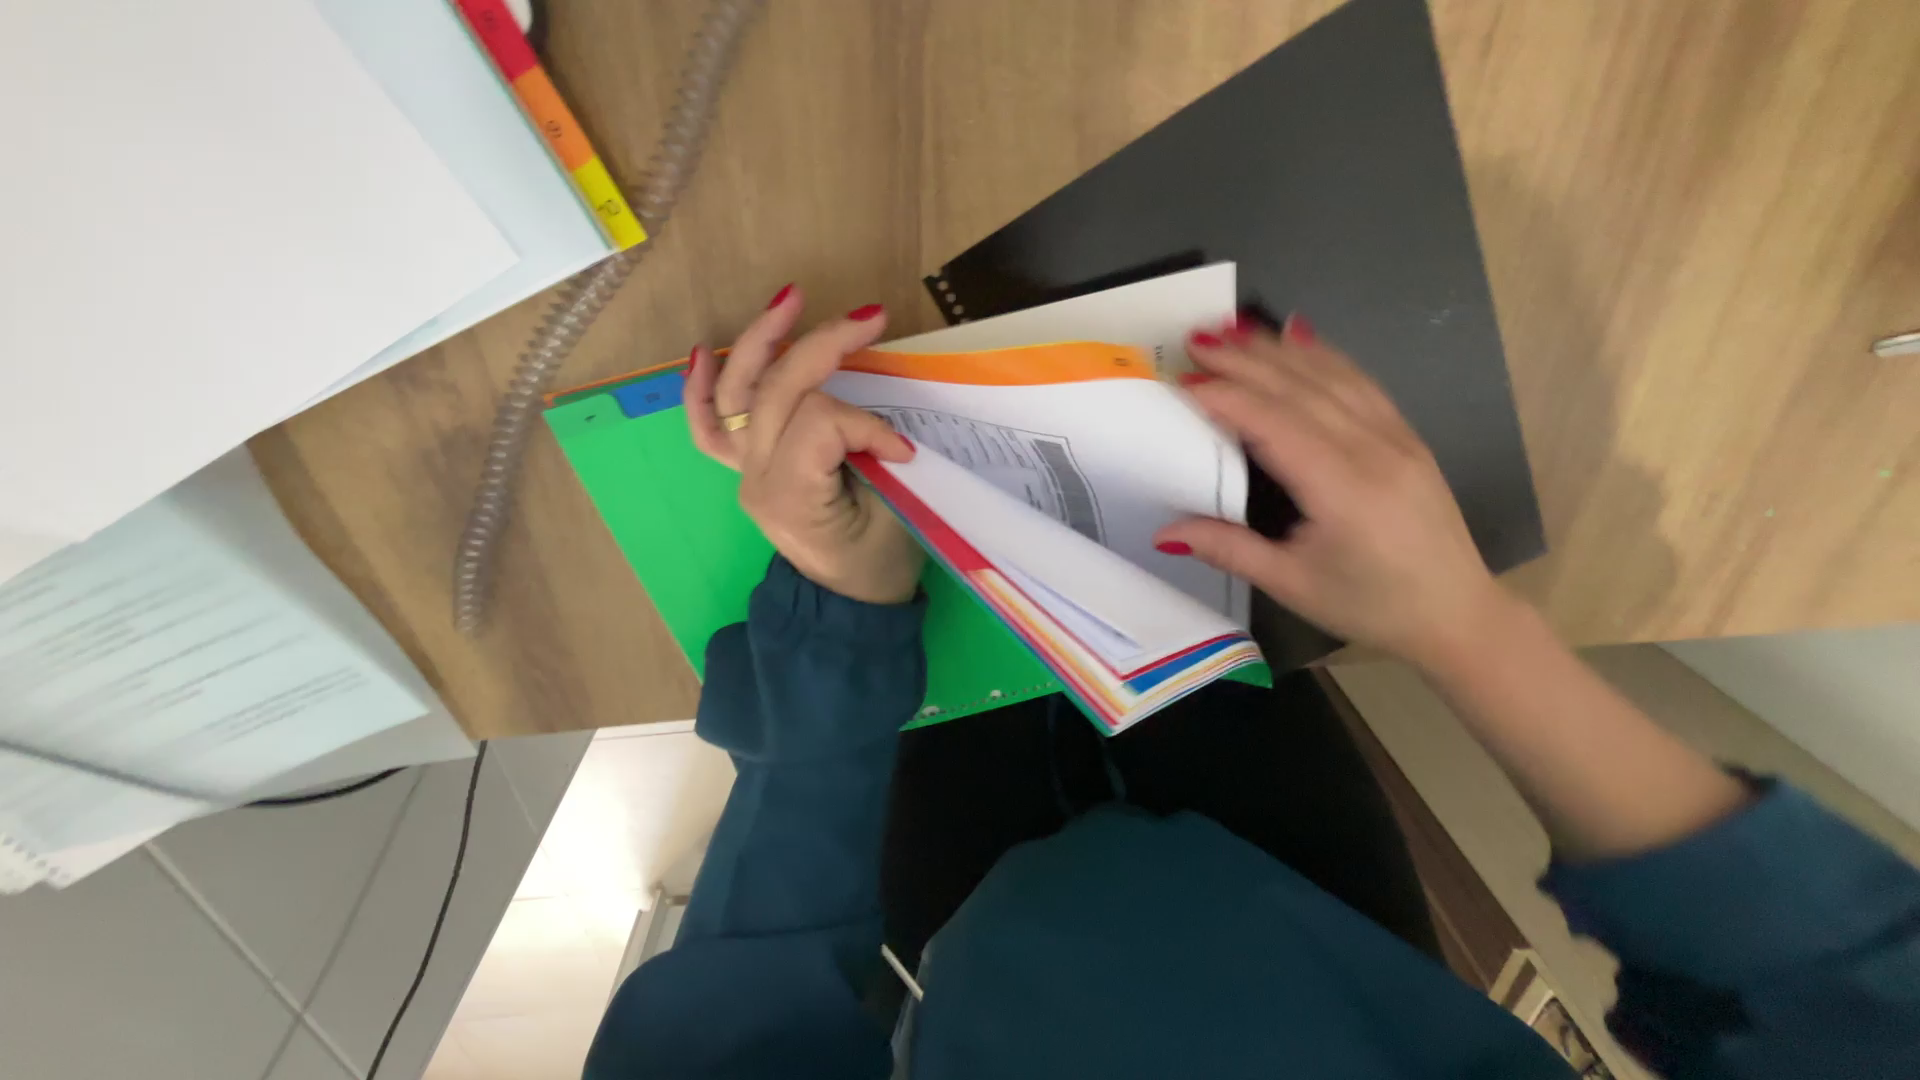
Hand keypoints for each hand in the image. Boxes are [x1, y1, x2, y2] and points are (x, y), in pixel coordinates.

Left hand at [685, 286, 924, 604]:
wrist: (847, 607)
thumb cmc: (878, 569)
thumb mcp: (896, 517)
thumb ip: (883, 461)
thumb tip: (880, 418)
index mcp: (791, 495)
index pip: (820, 421)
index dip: (866, 422)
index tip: (903, 452)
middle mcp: (755, 476)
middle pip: (779, 388)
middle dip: (826, 344)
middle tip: (872, 317)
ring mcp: (743, 470)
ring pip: (737, 390)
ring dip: (763, 339)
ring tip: (791, 299)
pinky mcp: (744, 468)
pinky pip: (708, 425)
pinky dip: (701, 386)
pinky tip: (706, 350)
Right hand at [1154, 318, 1515, 669]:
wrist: (1456, 614)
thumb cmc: (1370, 605)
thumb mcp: (1291, 584)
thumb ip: (1228, 548)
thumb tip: (1163, 532)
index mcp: (1341, 487)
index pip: (1273, 423)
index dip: (1226, 396)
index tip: (1181, 380)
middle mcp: (1371, 448)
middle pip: (1298, 387)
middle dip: (1244, 359)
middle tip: (1195, 338)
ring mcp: (1395, 437)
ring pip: (1330, 375)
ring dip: (1278, 348)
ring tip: (1233, 330)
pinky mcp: (1406, 436)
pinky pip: (1360, 382)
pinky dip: (1323, 355)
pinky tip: (1299, 335)